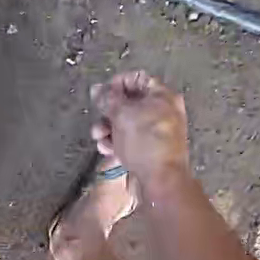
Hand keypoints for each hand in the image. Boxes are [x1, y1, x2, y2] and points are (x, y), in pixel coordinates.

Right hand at [91, 70, 189, 189]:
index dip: (116, 83)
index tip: (102, 94)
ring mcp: (157, 132)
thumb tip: (97, 88)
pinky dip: (116, 142)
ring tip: (99, 137)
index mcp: (162, 96)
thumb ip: (107, 99)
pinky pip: (130, 140)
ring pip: (126, 123)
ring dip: (108, 128)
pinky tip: (106, 149)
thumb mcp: (122, 114)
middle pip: (129, 102)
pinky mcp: (150, 150)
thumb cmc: (145, 142)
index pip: (136, 78)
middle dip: (108, 111)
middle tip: (98, 117)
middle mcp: (162, 111)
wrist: (161, 180)